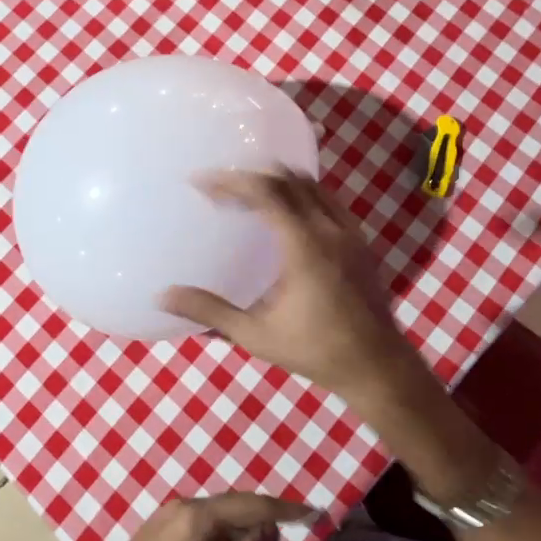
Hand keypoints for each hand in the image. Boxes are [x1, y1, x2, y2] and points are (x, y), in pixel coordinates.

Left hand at [55, 493, 307, 540]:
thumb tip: (269, 531)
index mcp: (193, 517)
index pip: (250, 504)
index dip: (284, 509)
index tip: (313, 511)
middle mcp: (178, 506)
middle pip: (233, 502)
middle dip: (268, 511)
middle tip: (301, 518)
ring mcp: (164, 518)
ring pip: (217, 513)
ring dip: (246, 522)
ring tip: (277, 530)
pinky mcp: (156, 534)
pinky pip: (201, 524)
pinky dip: (226, 532)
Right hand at [163, 170, 422, 400]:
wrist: (377, 366)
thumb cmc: (314, 352)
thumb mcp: (256, 335)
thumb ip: (211, 311)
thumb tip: (163, 297)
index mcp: (304, 246)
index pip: (266, 193)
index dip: (232, 181)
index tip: (202, 182)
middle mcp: (330, 229)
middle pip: (289, 179)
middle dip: (252, 175)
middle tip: (222, 186)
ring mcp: (350, 233)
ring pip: (313, 186)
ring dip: (280, 181)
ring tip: (250, 193)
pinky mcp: (361, 242)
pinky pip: (330, 202)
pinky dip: (303, 195)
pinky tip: (287, 215)